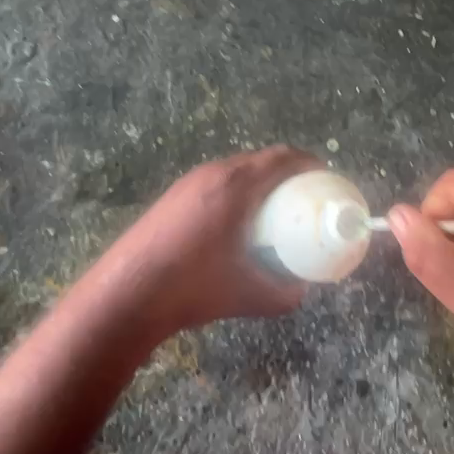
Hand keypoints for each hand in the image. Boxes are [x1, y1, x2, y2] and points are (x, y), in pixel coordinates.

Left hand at [97, 145, 319, 338]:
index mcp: (237, 186)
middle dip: (287, 175)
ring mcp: (188, 183)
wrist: (127, 295)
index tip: (326, 181)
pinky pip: (216, 183)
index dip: (310, 164)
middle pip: (260, 161)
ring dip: (259, 184)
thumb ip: (284, 293)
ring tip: (272, 214)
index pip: (283, 158)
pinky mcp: (172, 198)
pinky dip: (236, 193)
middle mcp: (213, 173)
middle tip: (303, 201)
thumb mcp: (249, 295)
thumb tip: (301, 290)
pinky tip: (236, 225)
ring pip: (235, 171)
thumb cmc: (193, 288)